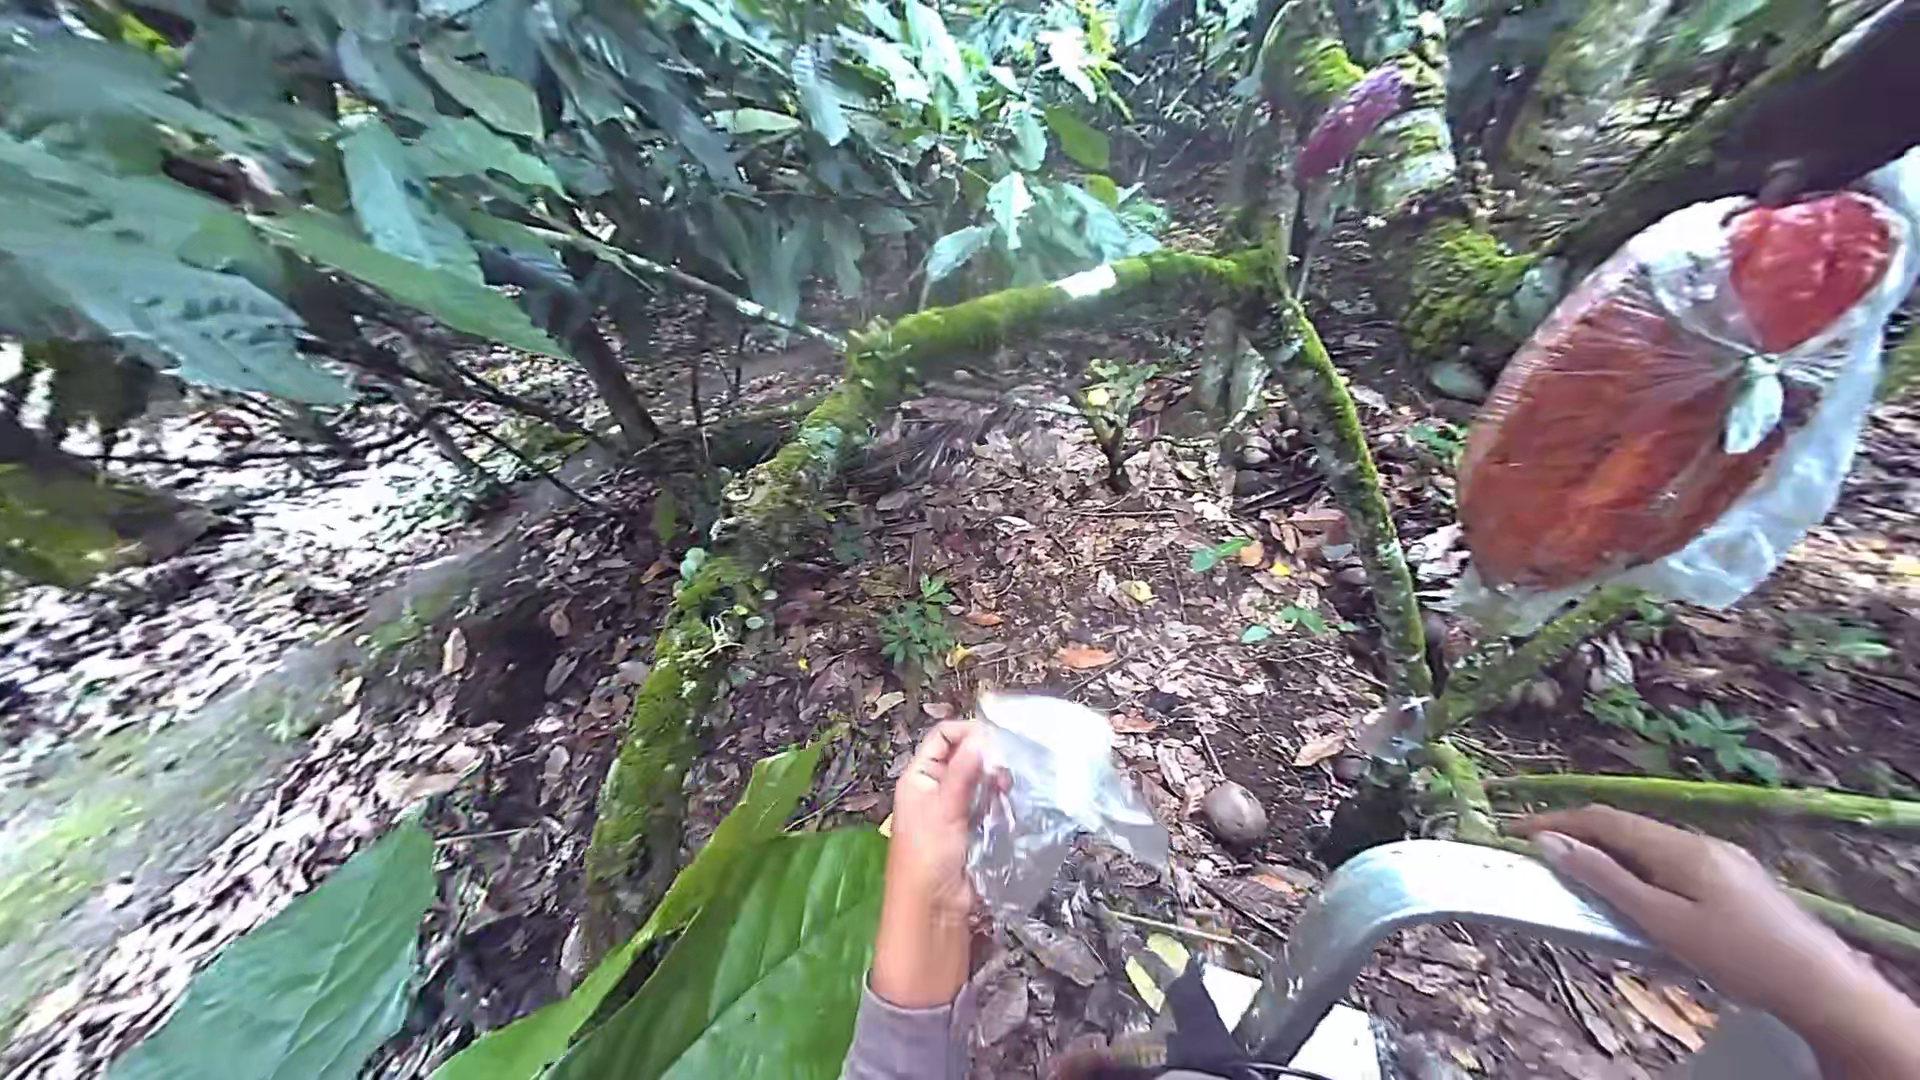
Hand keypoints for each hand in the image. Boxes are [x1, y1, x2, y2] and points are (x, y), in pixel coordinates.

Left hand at [870, 721, 991, 1007]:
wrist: (932, 914)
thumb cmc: (928, 856)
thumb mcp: (944, 809)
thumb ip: (963, 771)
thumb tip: (982, 735)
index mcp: (919, 776)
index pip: (943, 736)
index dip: (967, 732)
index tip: (996, 738)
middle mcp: (935, 786)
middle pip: (963, 755)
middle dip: (985, 755)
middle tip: (1008, 764)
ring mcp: (954, 807)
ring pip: (978, 778)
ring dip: (994, 777)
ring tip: (1009, 785)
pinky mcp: (971, 827)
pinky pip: (987, 801)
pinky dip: (998, 797)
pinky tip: (1011, 799)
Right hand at [1513, 805, 1919, 1078]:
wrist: (1842, 1003)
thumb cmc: (1741, 958)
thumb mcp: (1660, 920)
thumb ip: (1601, 876)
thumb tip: (1546, 841)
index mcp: (1679, 846)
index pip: (1598, 818)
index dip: (1551, 821)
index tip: (1513, 831)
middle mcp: (1700, 843)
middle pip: (1622, 826)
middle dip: (1575, 833)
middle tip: (1539, 851)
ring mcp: (1724, 861)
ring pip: (1645, 842)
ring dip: (1604, 850)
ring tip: (1577, 870)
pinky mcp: (1739, 882)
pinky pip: (1668, 859)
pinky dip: (1633, 864)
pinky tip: (1631, 887)